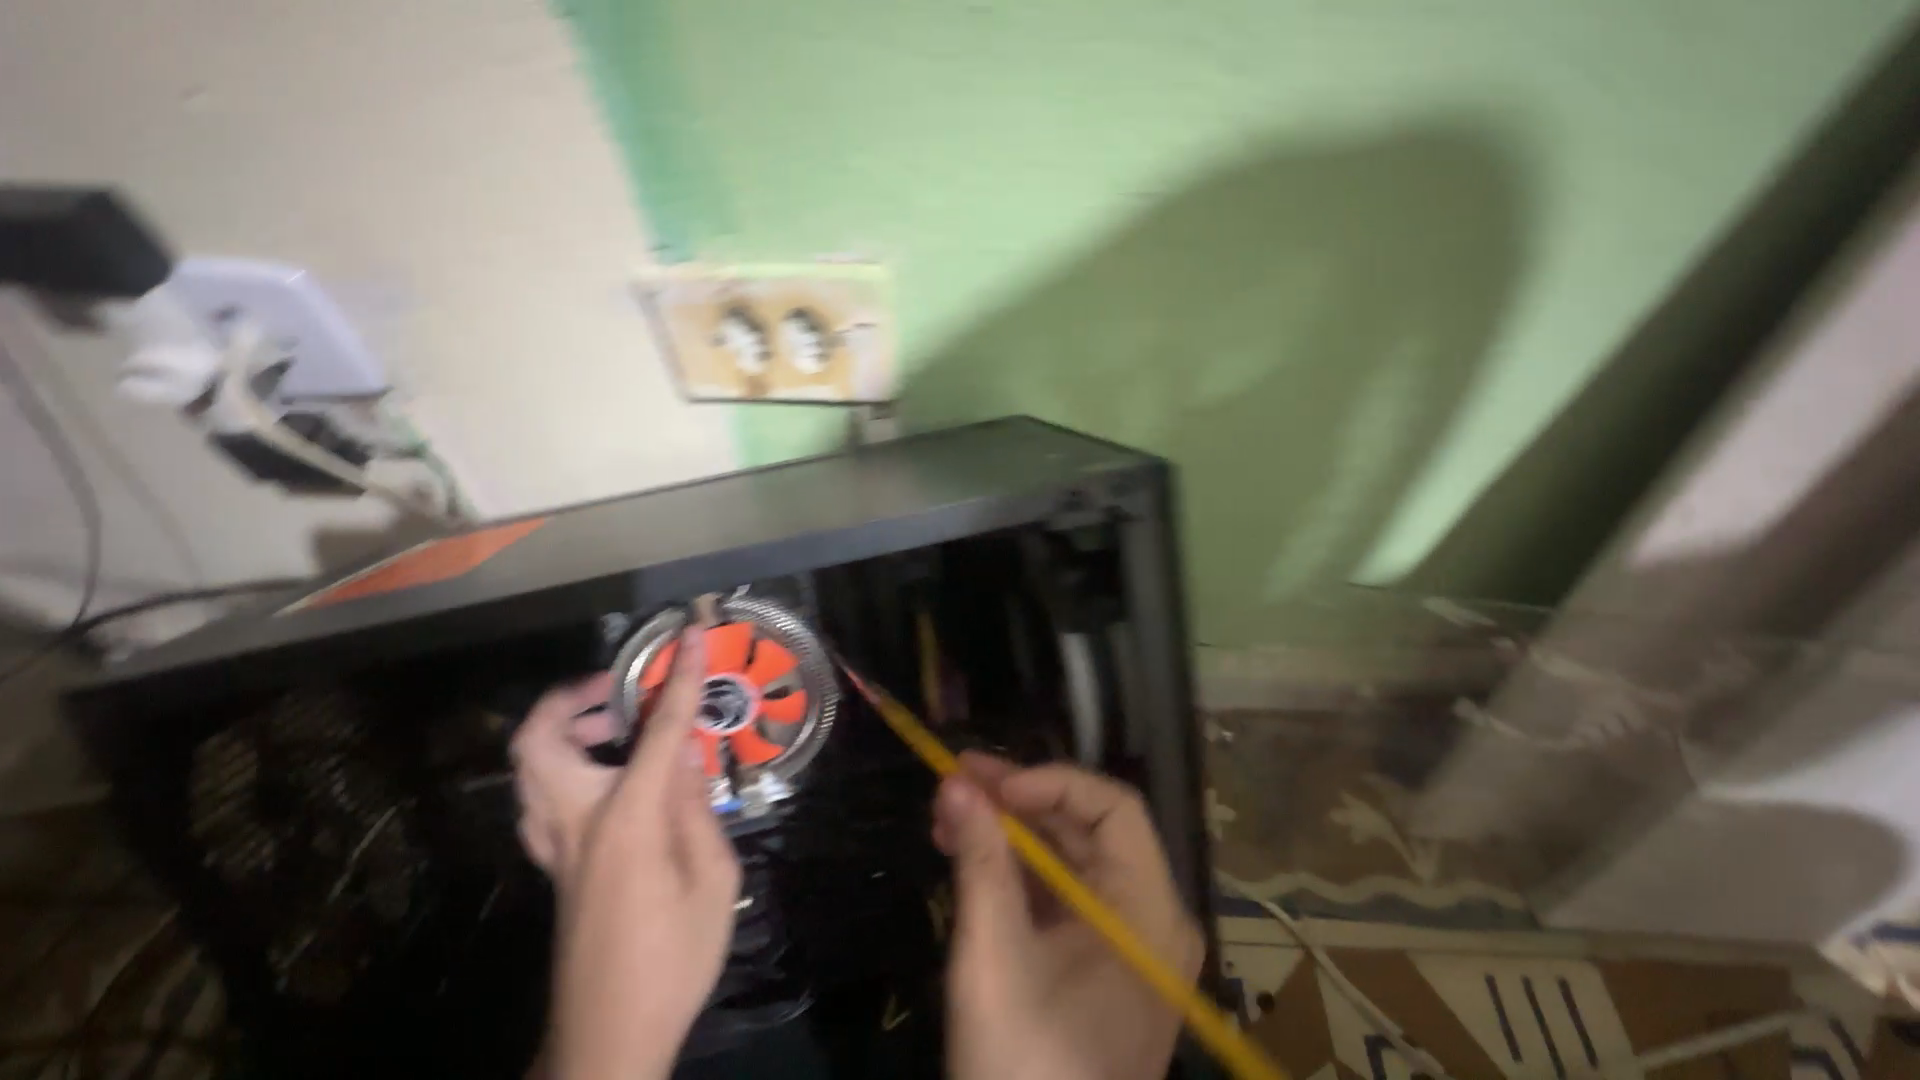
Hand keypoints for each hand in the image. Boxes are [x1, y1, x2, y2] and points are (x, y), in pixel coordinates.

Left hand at [511, 624, 741, 1079]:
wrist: (609, 1034)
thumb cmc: (674, 959)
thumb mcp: (714, 881)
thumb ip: (695, 809)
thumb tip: (684, 756)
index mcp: (626, 820)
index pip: (658, 730)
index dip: (681, 678)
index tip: (694, 634)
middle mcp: (575, 822)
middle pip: (540, 738)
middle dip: (574, 696)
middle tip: (620, 690)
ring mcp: (553, 846)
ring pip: (528, 766)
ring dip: (564, 730)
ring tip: (617, 729)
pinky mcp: (551, 867)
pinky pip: (539, 798)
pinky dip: (563, 769)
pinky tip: (605, 781)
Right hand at [934, 752, 1203, 1079]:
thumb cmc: (1025, 1062)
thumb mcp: (993, 955)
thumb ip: (979, 860)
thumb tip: (956, 783)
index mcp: (1148, 911)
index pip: (1113, 810)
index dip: (1049, 782)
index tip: (986, 782)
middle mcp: (1149, 920)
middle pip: (1089, 833)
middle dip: (1019, 802)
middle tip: (954, 782)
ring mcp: (1125, 948)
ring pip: (1070, 865)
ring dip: (1011, 835)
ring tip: (947, 816)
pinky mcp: (1097, 972)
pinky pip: (1062, 903)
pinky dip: (1017, 876)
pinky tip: (968, 859)